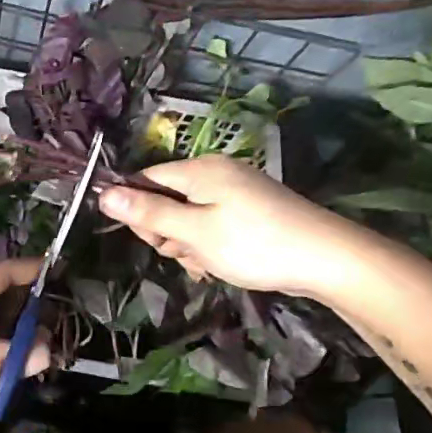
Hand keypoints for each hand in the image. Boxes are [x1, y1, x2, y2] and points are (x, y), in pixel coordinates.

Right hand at [99, 155, 368, 297]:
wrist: (328, 259)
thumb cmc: (254, 244)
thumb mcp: (194, 232)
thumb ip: (148, 212)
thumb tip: (103, 194)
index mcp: (199, 169)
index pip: (145, 179)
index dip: (138, 210)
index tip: (154, 240)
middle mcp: (216, 171)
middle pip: (167, 198)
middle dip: (168, 231)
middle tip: (188, 253)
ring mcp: (237, 189)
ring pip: (189, 215)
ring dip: (189, 243)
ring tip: (209, 262)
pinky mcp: (251, 208)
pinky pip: (213, 221)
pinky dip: (210, 243)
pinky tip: (222, 263)